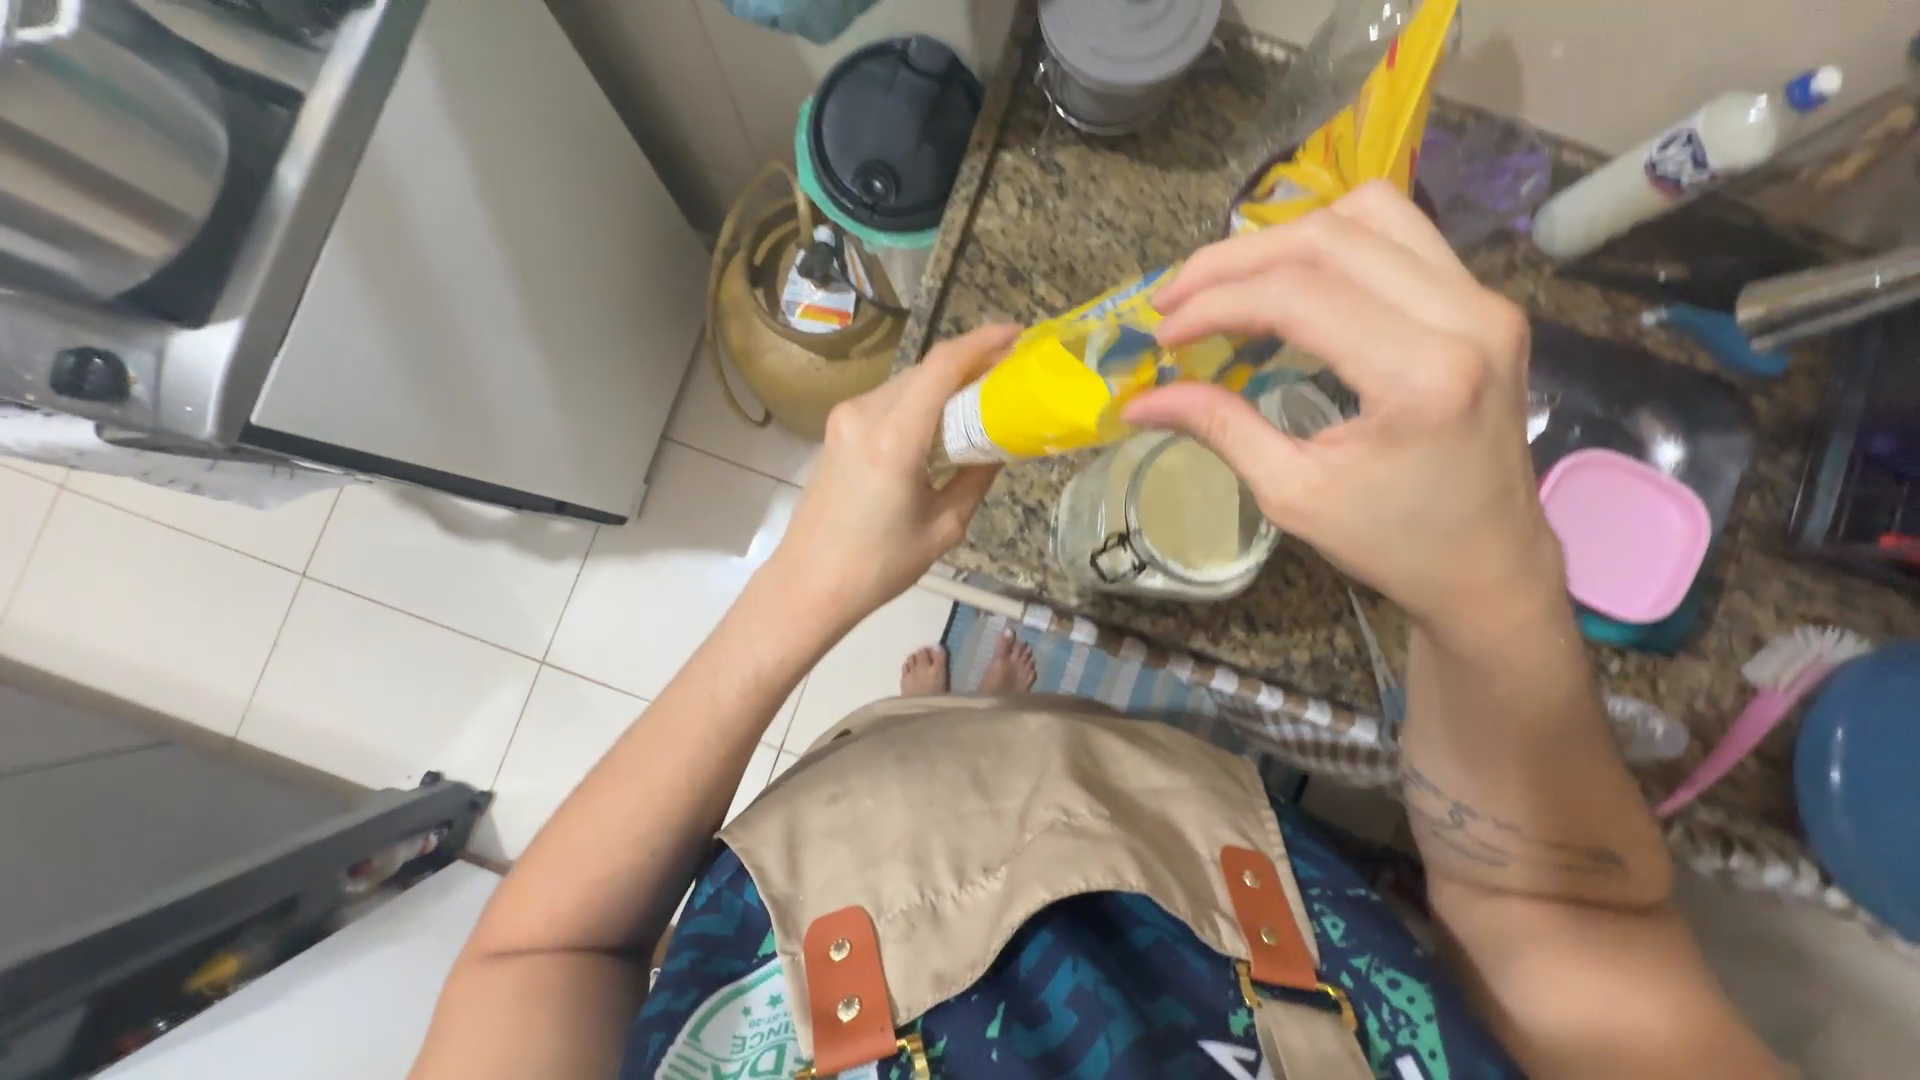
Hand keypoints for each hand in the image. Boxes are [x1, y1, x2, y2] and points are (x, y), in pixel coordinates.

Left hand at [768, 323, 1019, 628]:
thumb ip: (977, 477)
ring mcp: (845, 418)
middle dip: (970, 364)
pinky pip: (889, 399)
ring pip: (907, 382)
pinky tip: (942, 421)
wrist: (810, 582)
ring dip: (944, 383)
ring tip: (982, 399)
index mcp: (894, 439)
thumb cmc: (879, 565)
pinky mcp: (837, 428)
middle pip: (926, 369)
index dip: (983, 342)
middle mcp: (865, 415)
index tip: (1018, 335)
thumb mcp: (945, 527)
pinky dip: (921, 401)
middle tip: (1011, 376)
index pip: (942, 366)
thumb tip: (1000, 445)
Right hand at [1124, 182, 1561, 630]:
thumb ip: (1219, 427)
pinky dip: (1334, 242)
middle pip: (1329, 238)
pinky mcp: (1484, 302)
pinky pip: (1402, 233)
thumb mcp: (1292, 493)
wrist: (1489, 563)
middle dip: (1234, 260)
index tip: (1164, 334)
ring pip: (1370, 215)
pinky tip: (1294, 279)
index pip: (1298, 296)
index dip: (1215, 303)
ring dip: (1285, 238)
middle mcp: (1466, 316)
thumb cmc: (1392, 542)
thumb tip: (1139, 403)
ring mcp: (1484, 300)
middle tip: (1176, 298)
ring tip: (1230, 282)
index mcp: (1421, 375)